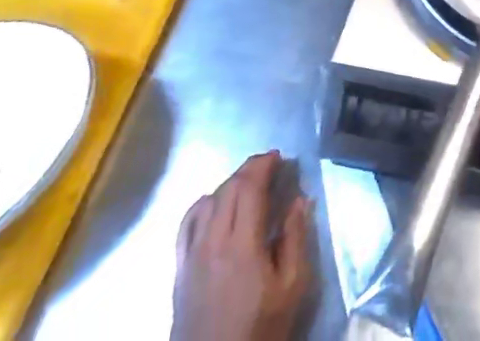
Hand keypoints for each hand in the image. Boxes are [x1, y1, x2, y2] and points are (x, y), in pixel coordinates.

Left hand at [173, 151, 312, 340]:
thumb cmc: (261, 330)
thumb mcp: (291, 288)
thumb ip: (295, 238)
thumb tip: (300, 199)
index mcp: (243, 245)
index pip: (249, 188)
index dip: (263, 165)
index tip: (278, 156)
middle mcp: (213, 242)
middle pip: (228, 190)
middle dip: (248, 170)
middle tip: (269, 166)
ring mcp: (191, 257)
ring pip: (207, 203)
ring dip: (228, 185)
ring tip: (247, 185)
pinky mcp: (179, 271)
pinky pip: (186, 225)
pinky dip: (202, 206)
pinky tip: (213, 207)